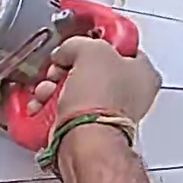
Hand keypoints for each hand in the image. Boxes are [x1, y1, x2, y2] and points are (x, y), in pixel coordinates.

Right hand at [25, 35, 160, 124]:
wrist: (83, 140)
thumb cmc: (98, 100)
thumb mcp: (91, 50)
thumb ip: (78, 43)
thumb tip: (64, 53)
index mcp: (143, 73)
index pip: (118, 48)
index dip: (92, 43)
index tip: (76, 45)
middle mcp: (127, 94)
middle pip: (88, 70)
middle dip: (63, 70)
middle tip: (56, 72)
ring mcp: (104, 114)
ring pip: (71, 91)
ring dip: (51, 89)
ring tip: (44, 92)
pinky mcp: (83, 129)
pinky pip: (61, 111)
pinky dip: (46, 108)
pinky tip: (40, 107)